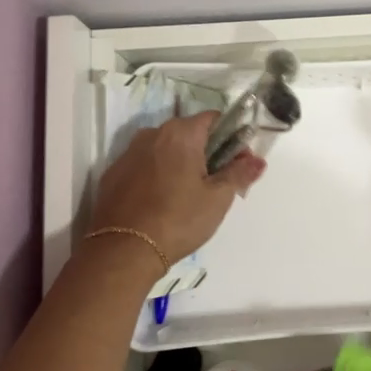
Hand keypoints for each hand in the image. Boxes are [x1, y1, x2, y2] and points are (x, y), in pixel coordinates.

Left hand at [87, 111, 264, 263]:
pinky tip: (161, 202)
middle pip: (188, 133)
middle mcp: (152, 135)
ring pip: (163, 150)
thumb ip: (239, 173)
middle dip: (206, 151)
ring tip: (188, 194)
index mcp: (181, 134)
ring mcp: (128, 154)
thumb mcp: (218, 198)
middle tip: (217, 182)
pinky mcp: (112, 175)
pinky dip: (156, 176)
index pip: (214, 119)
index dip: (231, 137)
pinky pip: (143, 166)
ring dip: (179, 163)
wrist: (123, 251)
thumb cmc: (179, 219)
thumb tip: (258, 160)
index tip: (238, 162)